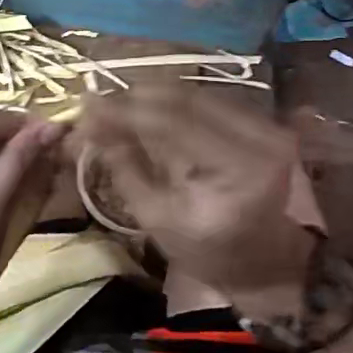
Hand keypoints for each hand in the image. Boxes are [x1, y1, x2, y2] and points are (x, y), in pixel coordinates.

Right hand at [78, 85, 315, 300]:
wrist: (261, 259)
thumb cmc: (206, 249)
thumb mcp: (155, 217)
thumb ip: (124, 167)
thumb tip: (89, 125)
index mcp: (238, 168)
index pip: (174, 123)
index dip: (126, 111)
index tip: (86, 108)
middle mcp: (261, 137)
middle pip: (185, 99)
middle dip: (134, 99)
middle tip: (95, 103)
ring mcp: (266, 126)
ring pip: (195, 94)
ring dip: (150, 96)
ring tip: (114, 105)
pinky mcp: (262, 122)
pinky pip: (207, 100)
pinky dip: (171, 102)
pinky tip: (143, 108)